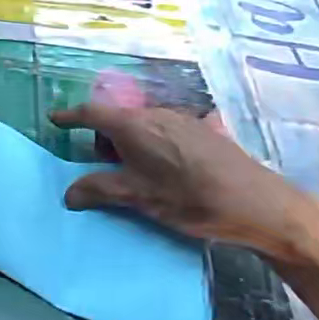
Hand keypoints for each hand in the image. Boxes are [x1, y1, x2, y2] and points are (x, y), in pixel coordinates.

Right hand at [49, 103, 318, 262]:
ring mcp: (182, 119)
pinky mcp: (204, 129)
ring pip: (141, 123)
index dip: (70, 116)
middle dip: (104, 138)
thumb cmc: (192, 199)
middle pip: (116, 118)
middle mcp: (154, 114)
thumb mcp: (139, 198)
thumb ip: (99, 190)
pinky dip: (153, 141)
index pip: (91, 113)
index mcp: (133, 126)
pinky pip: (164, 128)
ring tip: (139, 171)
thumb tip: (68, 195)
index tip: (55, 119)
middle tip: (107, 166)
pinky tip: (169, 165)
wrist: (263, 207)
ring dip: (130, 141)